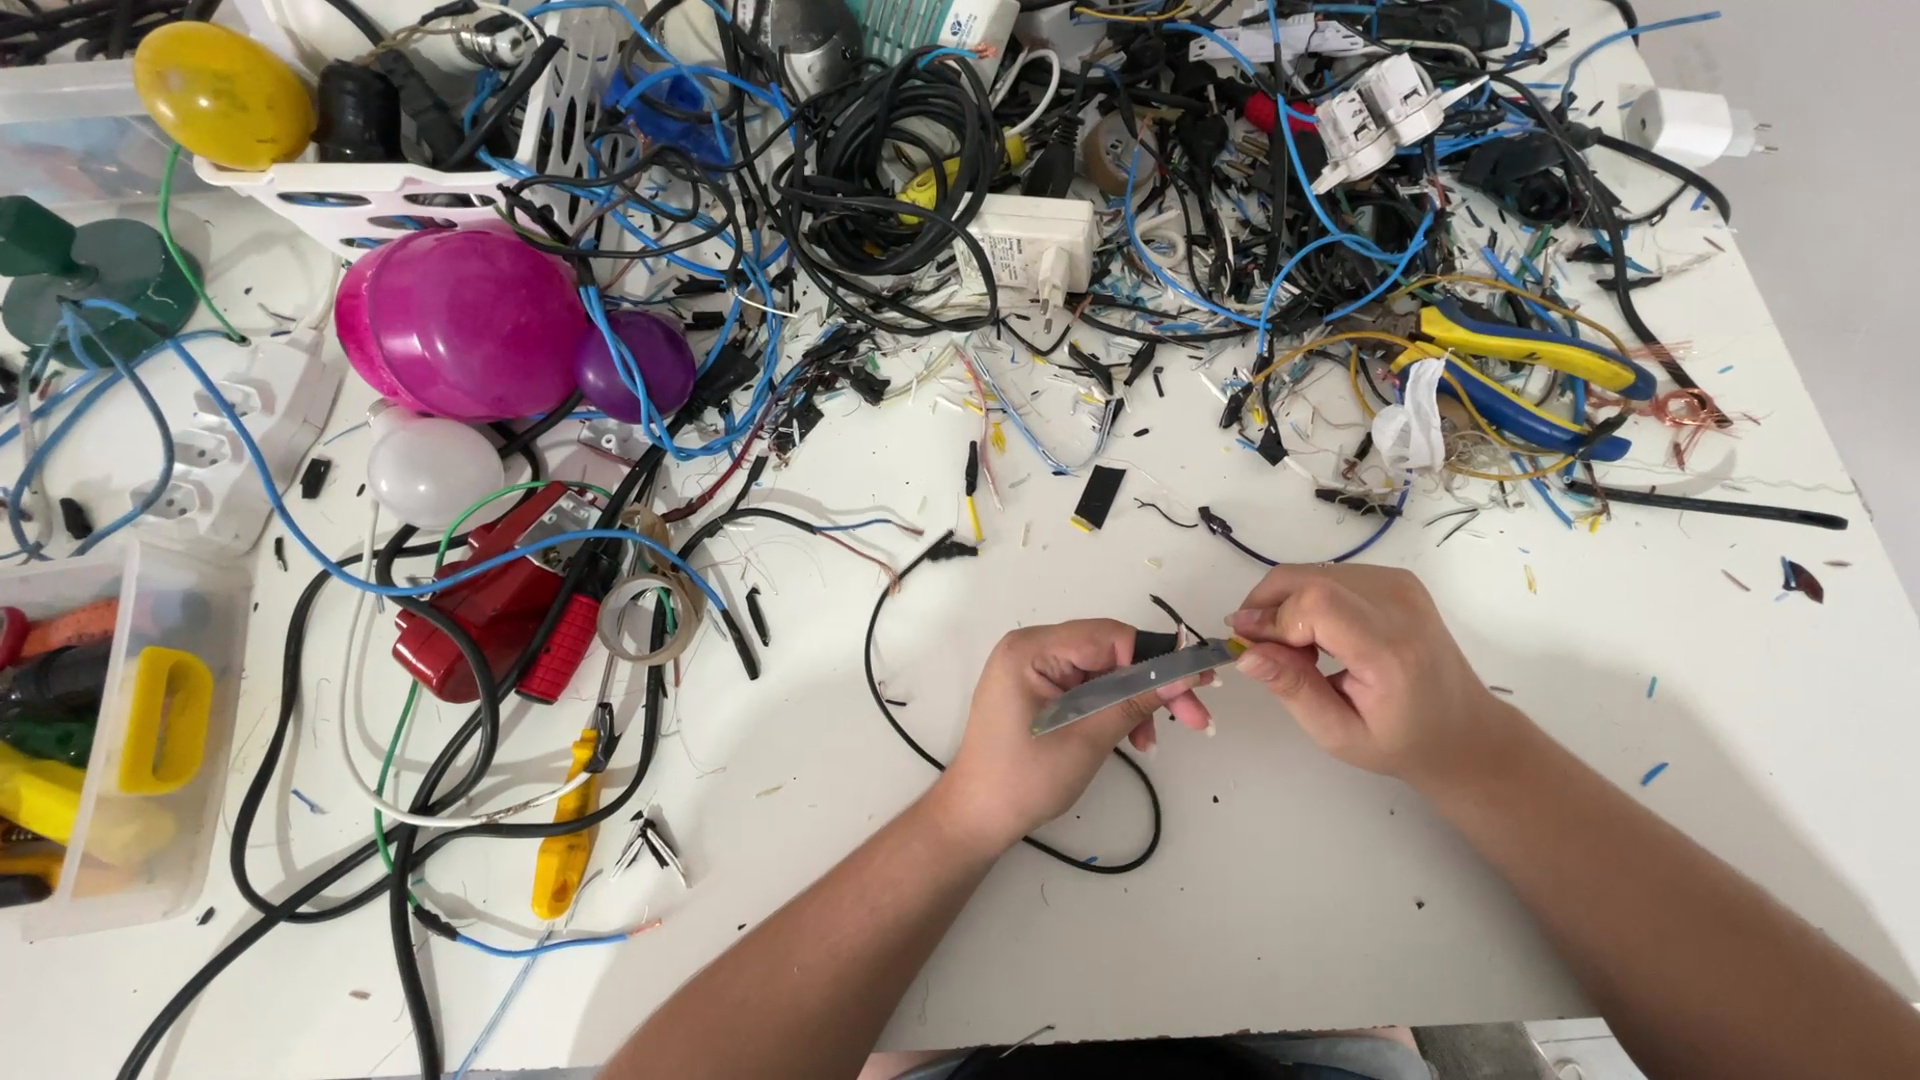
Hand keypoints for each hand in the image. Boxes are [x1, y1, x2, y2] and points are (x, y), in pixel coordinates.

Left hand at [933, 620, 1212, 853]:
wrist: (977, 816)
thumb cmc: (1023, 779)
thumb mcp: (1087, 738)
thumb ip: (1135, 700)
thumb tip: (1186, 673)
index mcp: (1030, 650)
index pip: (1108, 636)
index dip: (1154, 659)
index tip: (1194, 686)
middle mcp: (1030, 649)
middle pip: (1109, 652)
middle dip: (1150, 684)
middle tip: (1194, 716)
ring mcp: (1033, 669)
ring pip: (1103, 672)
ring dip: (1134, 701)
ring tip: (1152, 740)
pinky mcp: (1039, 690)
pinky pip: (1088, 687)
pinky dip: (1113, 708)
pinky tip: (1132, 737)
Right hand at [1226, 564, 1523, 790]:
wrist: (1465, 730)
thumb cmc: (1401, 742)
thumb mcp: (1338, 733)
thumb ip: (1293, 689)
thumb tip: (1246, 654)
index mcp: (1390, 651)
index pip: (1316, 605)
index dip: (1270, 618)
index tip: (1246, 645)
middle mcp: (1399, 605)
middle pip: (1307, 578)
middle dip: (1266, 605)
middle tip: (1257, 645)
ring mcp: (1400, 586)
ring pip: (1311, 572)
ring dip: (1284, 604)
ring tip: (1292, 648)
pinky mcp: (1396, 580)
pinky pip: (1327, 574)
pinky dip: (1304, 599)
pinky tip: (1314, 635)